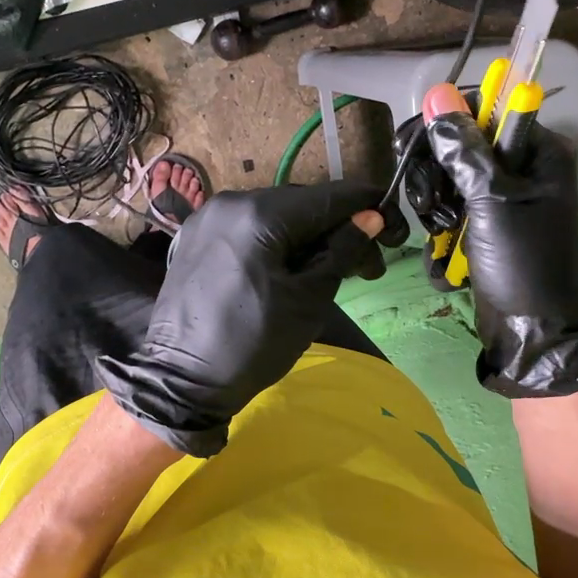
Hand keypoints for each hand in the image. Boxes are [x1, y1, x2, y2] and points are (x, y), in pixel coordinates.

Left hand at [97, 182, 386, 455]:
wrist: (183, 381)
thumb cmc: (253, 342)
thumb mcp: (308, 300)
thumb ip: (341, 251)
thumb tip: (371, 218)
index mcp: (260, 214)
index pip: (329, 197)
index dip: (368, 208)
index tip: (394, 229)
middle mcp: (231, 202)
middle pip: (301, 203)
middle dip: (338, 228)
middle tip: (366, 267)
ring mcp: (208, 218)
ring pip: (275, 214)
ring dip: (307, 236)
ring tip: (330, 271)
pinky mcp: (195, 238)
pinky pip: (248, 227)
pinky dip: (276, 241)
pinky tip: (290, 268)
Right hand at [423, 84, 577, 396]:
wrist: (530, 333)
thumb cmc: (522, 262)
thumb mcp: (492, 199)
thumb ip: (464, 147)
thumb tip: (437, 93)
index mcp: (537, 151)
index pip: (485, 108)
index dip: (447, 122)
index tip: (416, 145)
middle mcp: (520, 168)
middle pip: (459, 143)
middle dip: (436, 172)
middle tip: (432, 204)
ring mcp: (500, 199)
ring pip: (447, 178)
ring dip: (435, 205)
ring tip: (442, 231)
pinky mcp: (484, 226)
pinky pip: (449, 209)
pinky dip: (441, 228)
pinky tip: (444, 248)